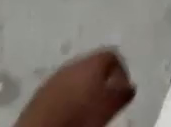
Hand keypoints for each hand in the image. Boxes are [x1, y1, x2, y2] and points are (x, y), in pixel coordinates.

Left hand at [13, 49, 135, 126]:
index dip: (121, 71)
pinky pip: (62, 87)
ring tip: (90, 107)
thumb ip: (122, 93)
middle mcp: (73, 63)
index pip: (112, 55)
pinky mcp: (41, 92)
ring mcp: (55, 76)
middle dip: (102, 79)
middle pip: (92, 64)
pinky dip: (70, 95)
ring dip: (85, 88)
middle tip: (108, 98)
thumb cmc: (81, 116)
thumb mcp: (108, 106)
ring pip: (76, 76)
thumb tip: (130, 86)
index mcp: (91, 62)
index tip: (124, 89)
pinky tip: (71, 111)